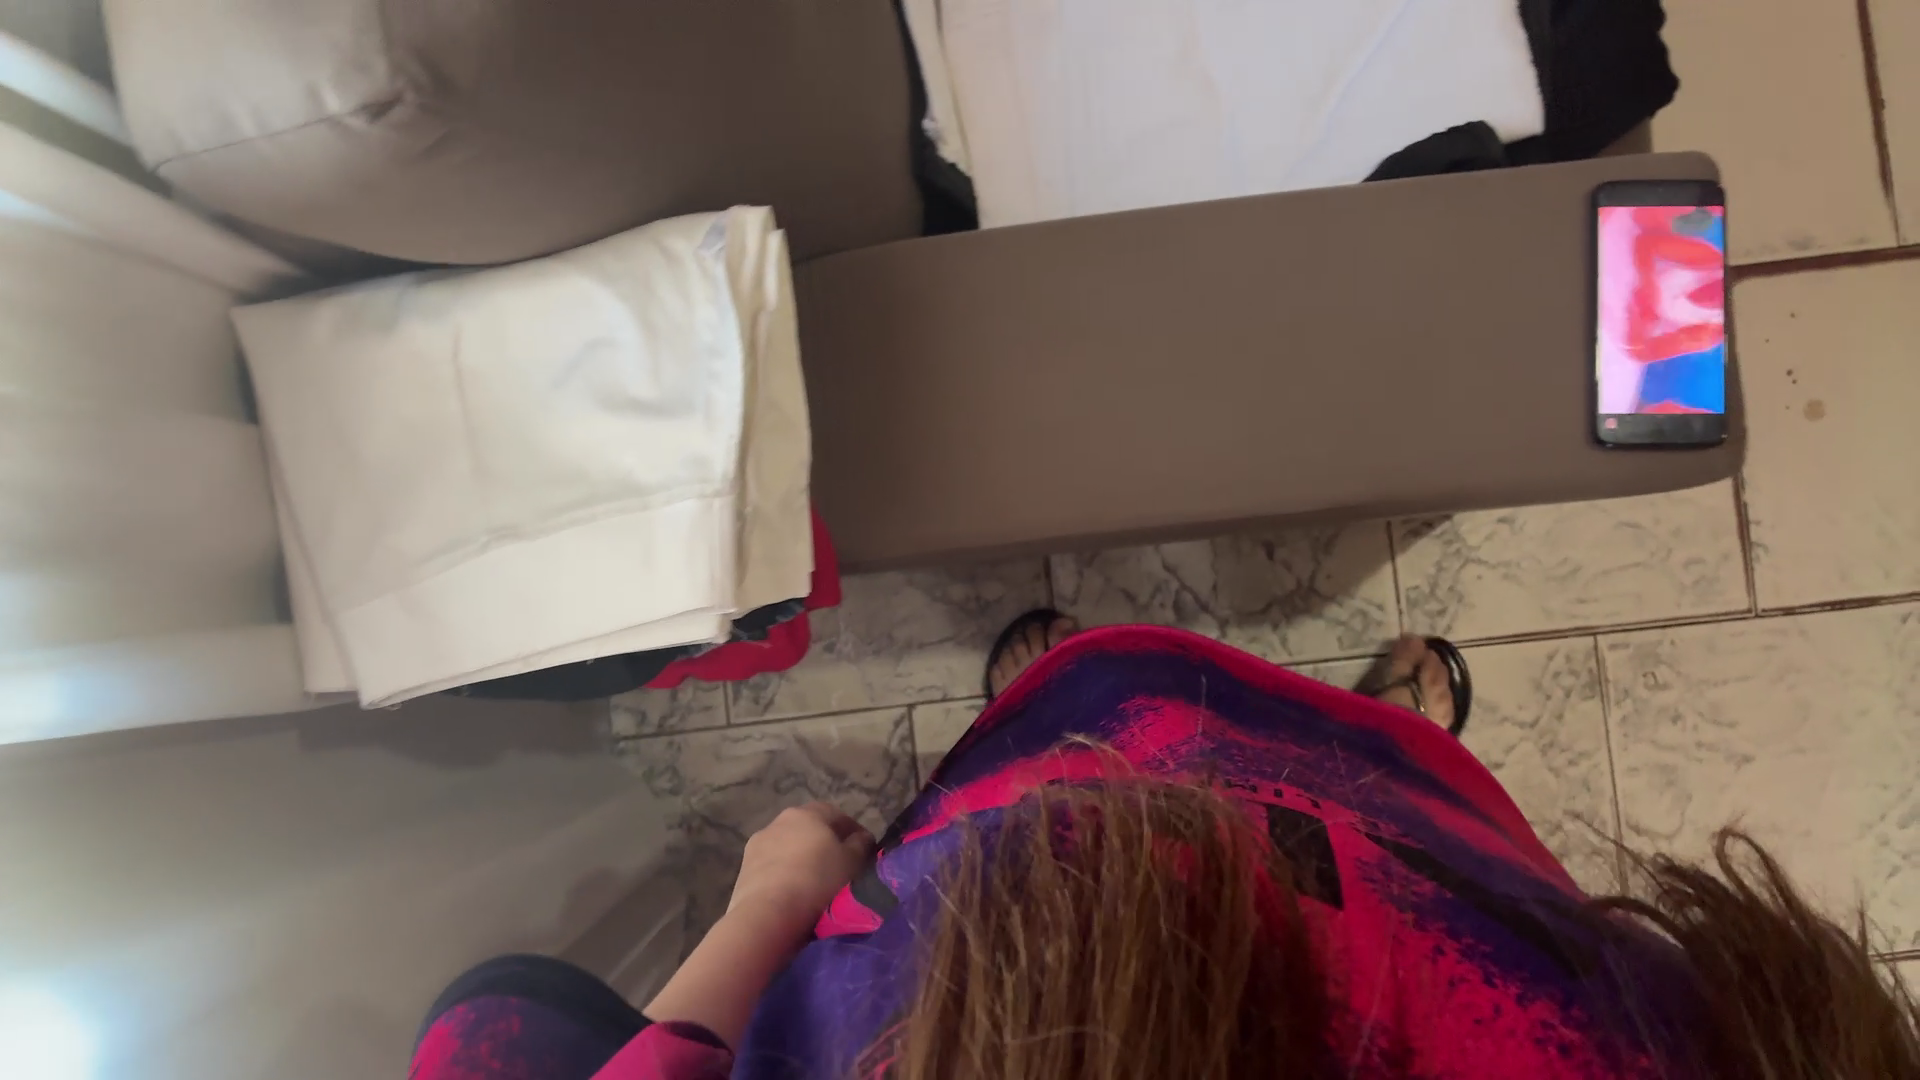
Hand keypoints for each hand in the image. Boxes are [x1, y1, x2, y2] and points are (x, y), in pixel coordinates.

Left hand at [644, 803, 876, 1046]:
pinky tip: (792, 893)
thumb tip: (862, 837)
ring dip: (801, 859)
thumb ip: (861, 845)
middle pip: (809, 828)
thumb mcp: (852, 863)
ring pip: (788, 847)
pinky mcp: (743, 869)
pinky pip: (772, 867)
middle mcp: (780, 821)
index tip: (864, 850)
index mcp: (808, 813)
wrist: (766, 917)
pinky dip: (784, 874)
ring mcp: (758, 844)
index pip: (836, 814)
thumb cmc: (817, 882)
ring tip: (814, 883)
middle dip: (824, 843)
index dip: (853, 831)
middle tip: (839, 867)